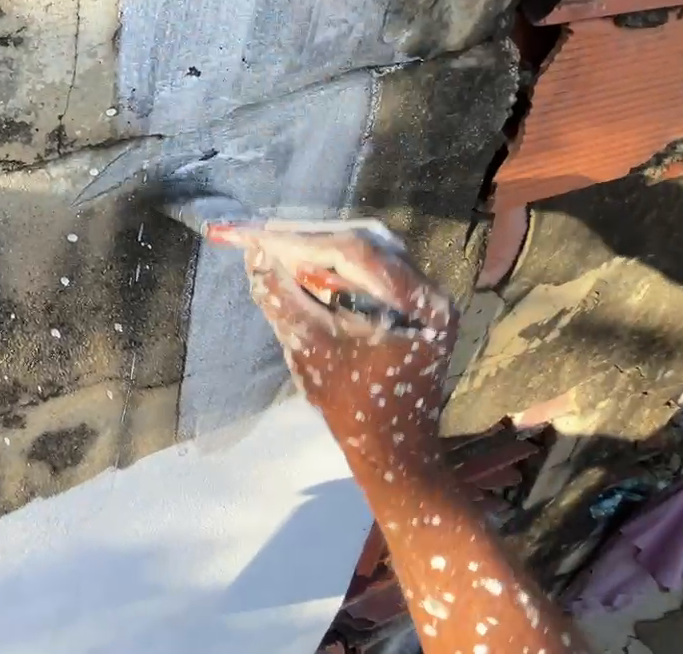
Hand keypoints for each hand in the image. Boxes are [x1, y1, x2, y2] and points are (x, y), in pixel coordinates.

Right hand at [208, 221, 455, 471]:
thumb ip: (279, 295)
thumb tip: (253, 252)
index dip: (298, 239)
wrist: (392, 445)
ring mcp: (424, 297)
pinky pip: (370, 265)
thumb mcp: (307, 347)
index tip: (256, 237)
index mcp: (415, 304)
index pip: (352, 250)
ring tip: (278, 248)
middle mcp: (428, 292)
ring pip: (367, 247)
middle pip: (362, 240)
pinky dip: (334, 261)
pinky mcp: (412, 304)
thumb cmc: (350, 402)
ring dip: (320, 245)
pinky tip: (304, 265)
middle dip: (308, 236)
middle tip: (263, 237)